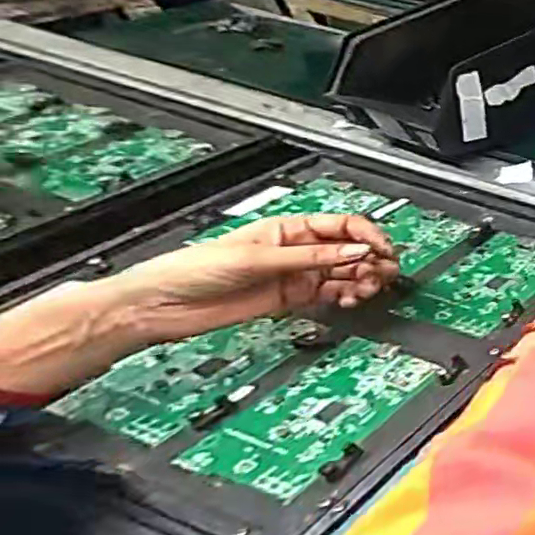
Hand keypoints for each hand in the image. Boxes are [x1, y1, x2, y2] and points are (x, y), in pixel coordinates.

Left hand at [107, 213, 399, 342]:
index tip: (381, 250)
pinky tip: (350, 299)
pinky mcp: (294, 296)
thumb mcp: (257, 258)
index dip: (368, 236)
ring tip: (366, 289)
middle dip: (373, 260)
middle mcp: (302, 249)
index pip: (346, 226)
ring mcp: (300, 273)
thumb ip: (311, 256)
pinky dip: (348, 296)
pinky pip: (334, 293)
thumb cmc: (190, 271)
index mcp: (293, 229)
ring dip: (365, 279)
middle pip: (354, 249)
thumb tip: (358, 250)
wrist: (153, 308)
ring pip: (349, 272)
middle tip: (381, 273)